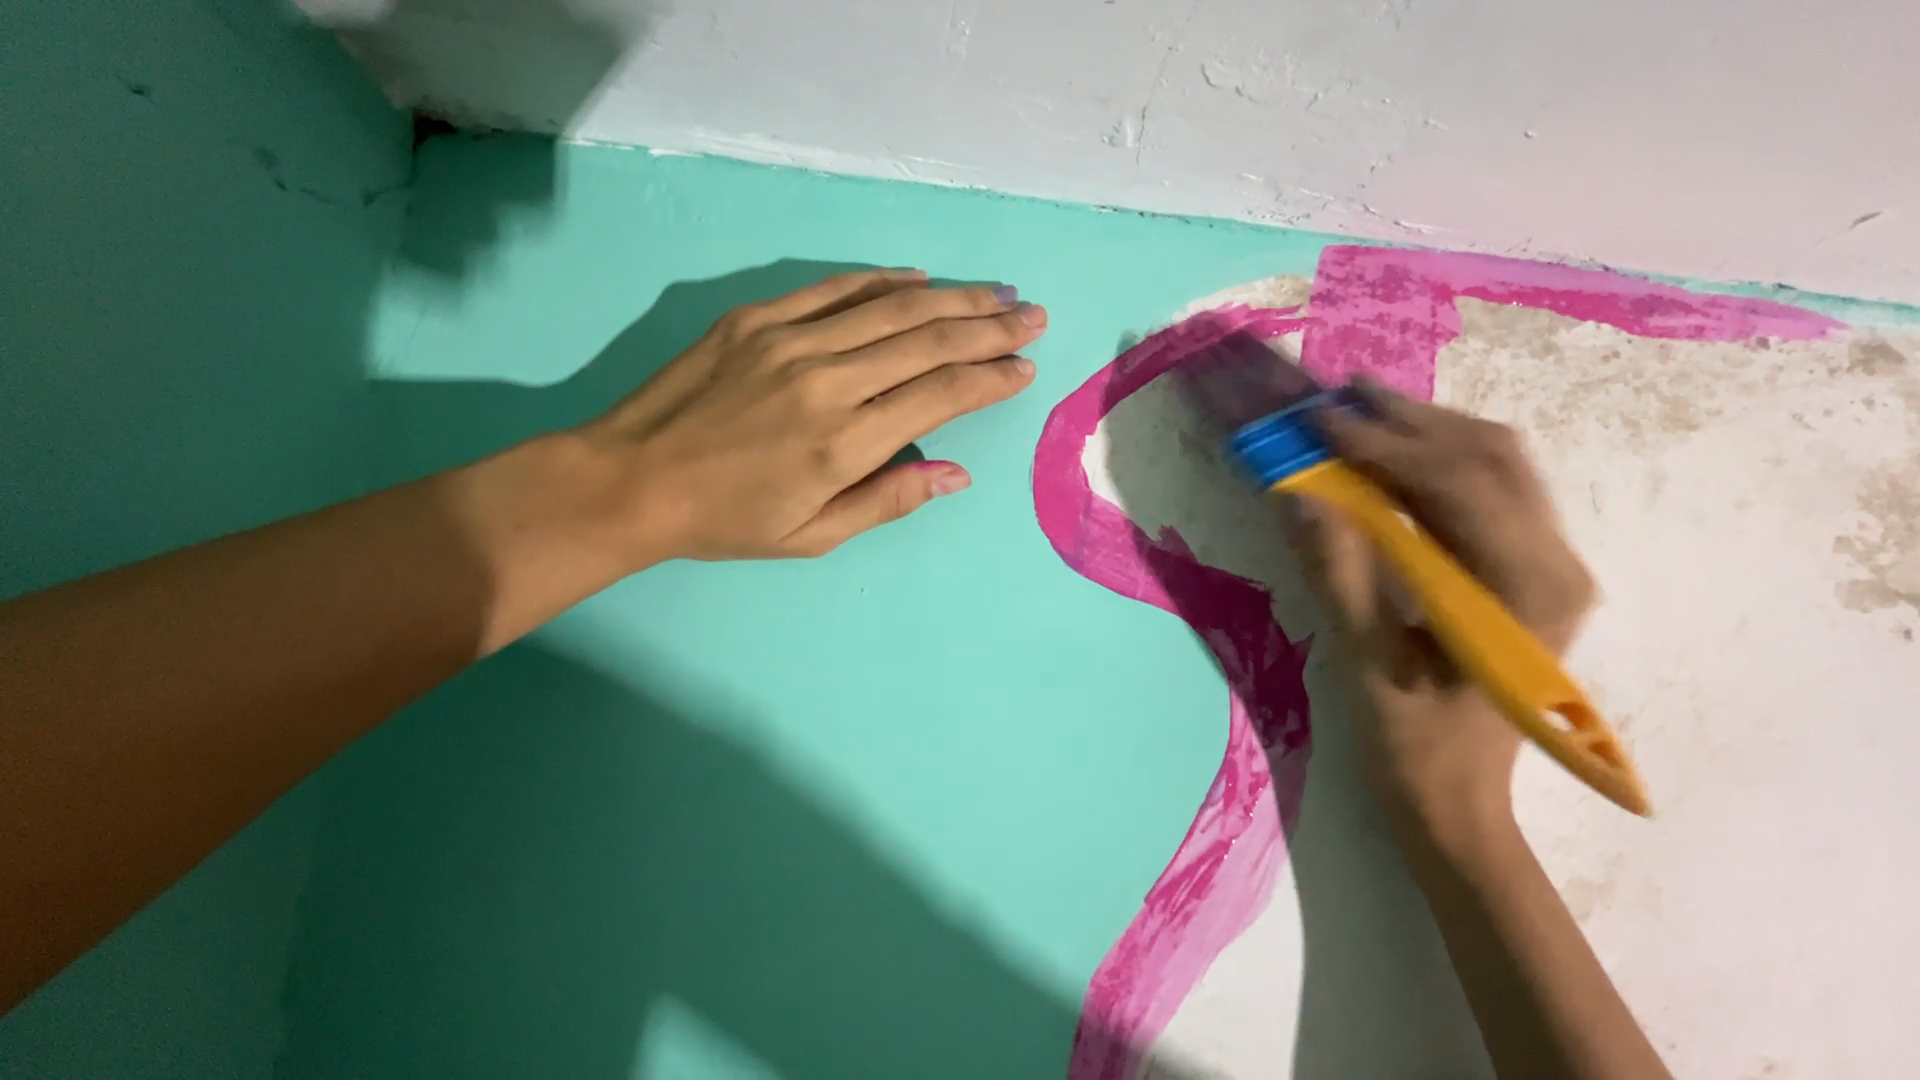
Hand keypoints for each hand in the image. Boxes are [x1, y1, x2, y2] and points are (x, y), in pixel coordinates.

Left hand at [576, 269, 1043, 563]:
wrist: (630, 480)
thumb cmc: (727, 521)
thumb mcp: (811, 537)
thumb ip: (888, 501)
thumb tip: (957, 474)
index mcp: (845, 443)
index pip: (940, 397)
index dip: (991, 379)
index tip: (1026, 368)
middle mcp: (829, 382)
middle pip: (928, 342)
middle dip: (989, 328)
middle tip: (1032, 315)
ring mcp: (791, 341)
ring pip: (891, 309)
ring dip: (953, 299)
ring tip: (997, 293)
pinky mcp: (758, 318)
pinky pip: (835, 289)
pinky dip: (883, 281)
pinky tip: (919, 278)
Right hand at [1285, 378, 1595, 830]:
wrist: (1460, 802)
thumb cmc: (1413, 747)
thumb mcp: (1367, 664)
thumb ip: (1338, 575)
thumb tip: (1298, 497)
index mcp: (1526, 592)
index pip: (1460, 486)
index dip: (1386, 446)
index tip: (1319, 422)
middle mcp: (1556, 564)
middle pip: (1490, 457)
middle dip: (1407, 420)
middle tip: (1335, 395)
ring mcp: (1547, 563)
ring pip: (1496, 463)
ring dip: (1424, 429)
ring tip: (1356, 406)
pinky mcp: (1525, 567)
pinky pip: (1487, 488)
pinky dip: (1434, 458)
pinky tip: (1388, 449)